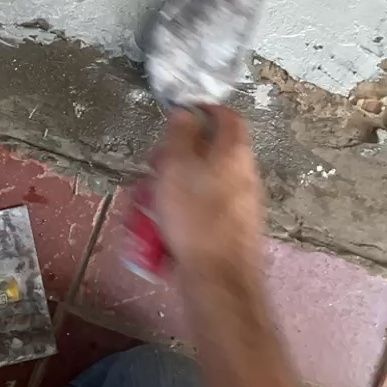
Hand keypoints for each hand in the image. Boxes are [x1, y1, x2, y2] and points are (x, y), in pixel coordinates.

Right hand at [153, 105, 263, 277]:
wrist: (218, 278)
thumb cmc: (195, 216)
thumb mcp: (177, 166)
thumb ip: (180, 134)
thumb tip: (186, 111)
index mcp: (233, 153)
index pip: (227, 116)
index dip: (203, 108)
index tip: (177, 112)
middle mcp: (241, 175)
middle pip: (204, 152)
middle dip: (171, 157)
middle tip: (151, 166)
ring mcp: (236, 203)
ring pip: (194, 182)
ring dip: (166, 187)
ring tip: (145, 204)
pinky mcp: (226, 228)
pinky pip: (196, 208)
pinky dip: (175, 211)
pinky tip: (156, 226)